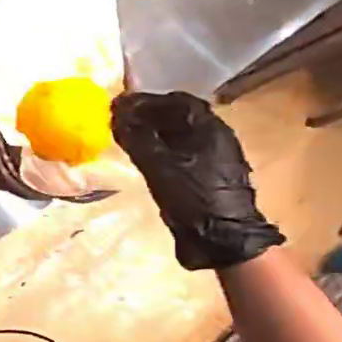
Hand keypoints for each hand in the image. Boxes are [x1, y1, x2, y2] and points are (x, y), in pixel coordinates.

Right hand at [112, 91, 283, 270]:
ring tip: (128, 138)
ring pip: (181, 136)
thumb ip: (138, 138)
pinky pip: (183, 153)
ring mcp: (216, 158)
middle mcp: (217, 138)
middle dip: (148, 115)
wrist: (223, 241)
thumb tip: (118, 114)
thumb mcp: (159, 166)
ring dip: (155, 133)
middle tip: (120, 120)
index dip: (146, 100)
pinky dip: (162, 150)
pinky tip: (146, 159)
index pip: (176, 101)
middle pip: (179, 116)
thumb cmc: (192, 198)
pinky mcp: (211, 177)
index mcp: (210, 128)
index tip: (120, 104)